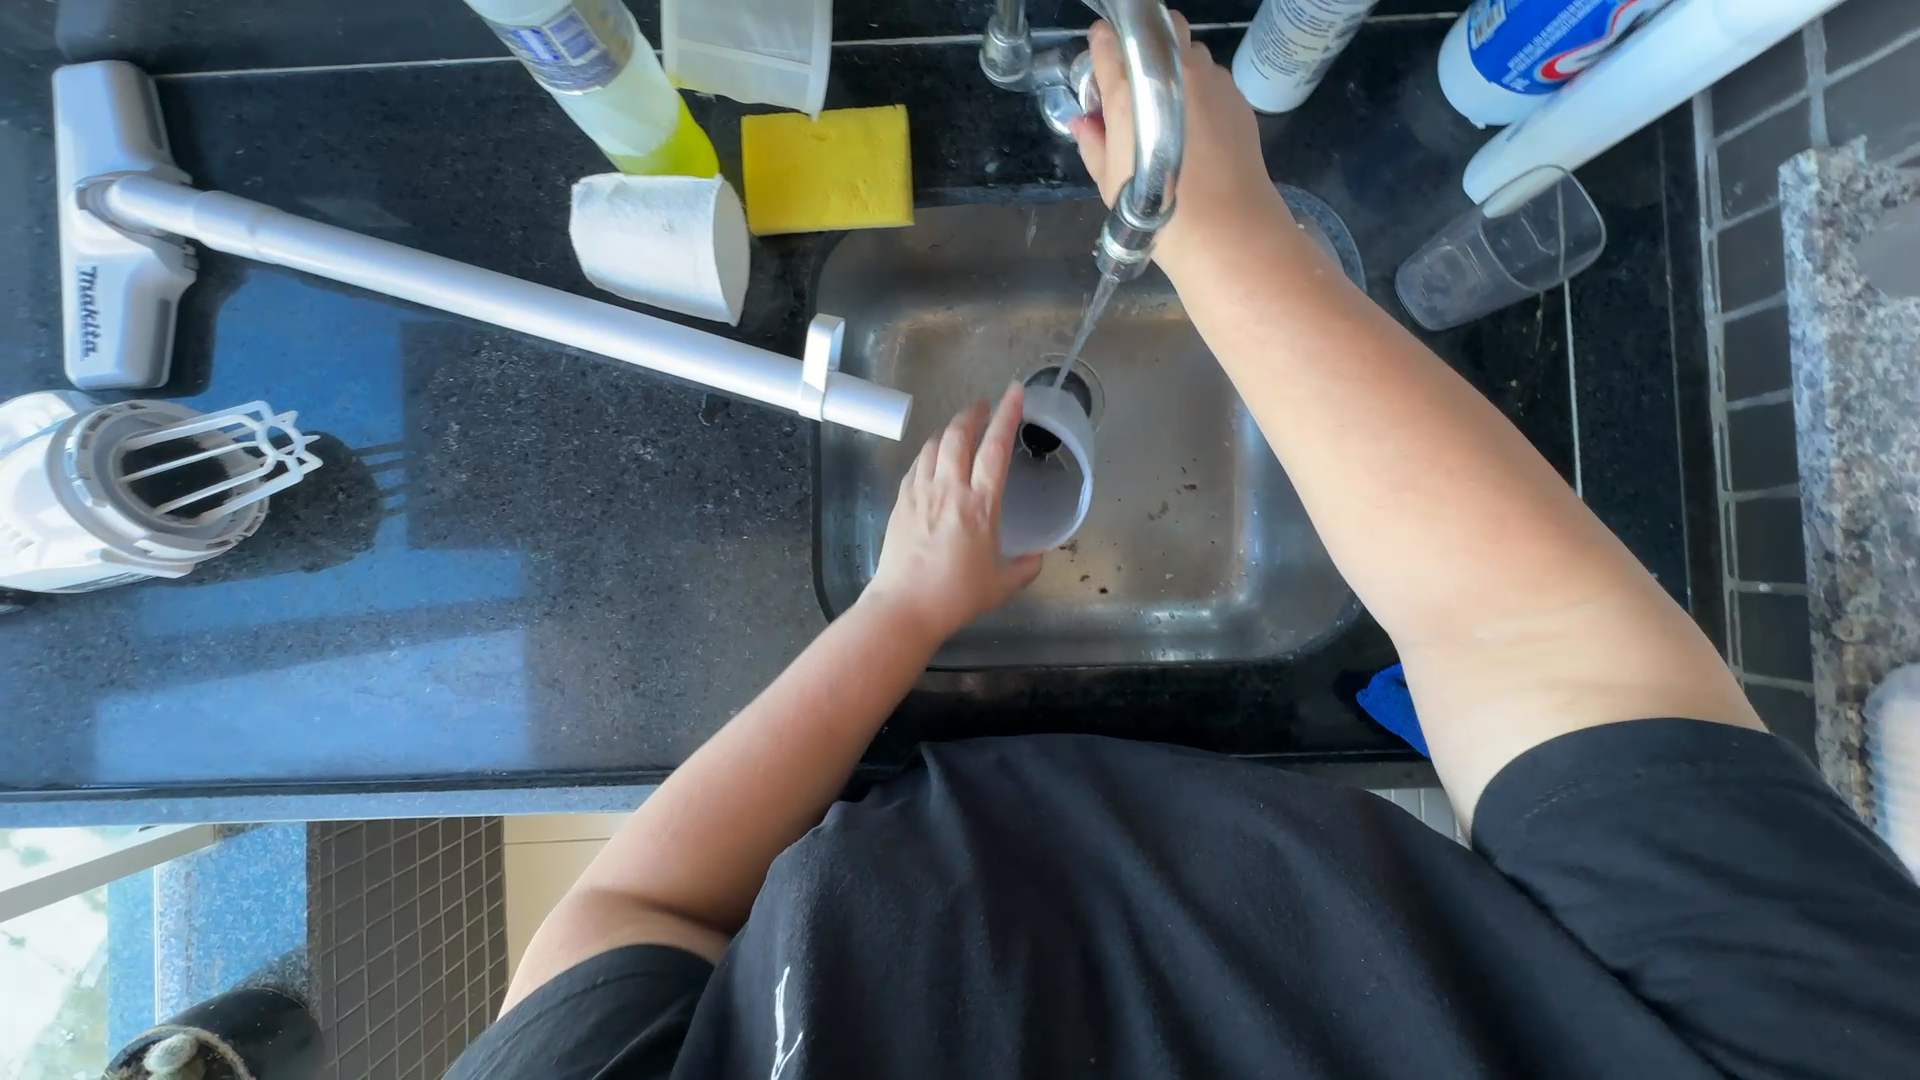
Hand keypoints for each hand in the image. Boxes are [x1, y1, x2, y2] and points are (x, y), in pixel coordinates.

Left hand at [862, 383, 1044, 643]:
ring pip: (934, 445)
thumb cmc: (957, 596)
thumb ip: (1025, 567)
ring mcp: (920, 493)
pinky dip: (929, 453)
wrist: (905, 606)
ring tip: (959, 428)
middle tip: (983, 405)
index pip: (995, 448)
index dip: (1007, 415)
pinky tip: (932, 458)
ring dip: (949, 430)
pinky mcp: (901, 502)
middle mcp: (949, 489)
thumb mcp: (1002, 585)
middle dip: (973, 413)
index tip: (1014, 392)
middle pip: (959, 435)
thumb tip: (1038, 557)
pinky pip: (916, 465)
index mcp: (980, 505)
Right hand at [1069, 17, 1292, 275]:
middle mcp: (1171, 70)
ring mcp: (1209, 77)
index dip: (1102, 49)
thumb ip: (1092, 143)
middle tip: (1137, 86)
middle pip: (1156, 29)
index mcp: (1129, 90)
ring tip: (1170, 112)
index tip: (1101, 68)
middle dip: (1144, 47)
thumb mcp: (1109, 181)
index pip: (1108, 41)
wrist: (1222, 224)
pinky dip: (1200, 91)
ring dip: (1176, 70)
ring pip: (1189, 52)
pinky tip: (1197, 130)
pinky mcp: (1234, 93)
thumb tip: (1083, 122)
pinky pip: (1212, 77)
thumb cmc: (1154, 208)